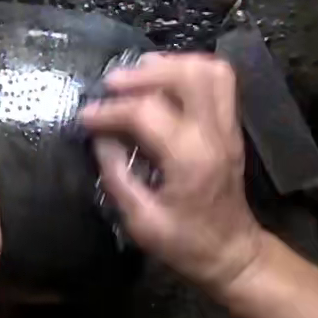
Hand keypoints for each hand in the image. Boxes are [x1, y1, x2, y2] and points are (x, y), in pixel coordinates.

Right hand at [78, 52, 265, 293]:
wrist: (232, 253)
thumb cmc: (185, 243)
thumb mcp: (140, 220)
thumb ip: (117, 175)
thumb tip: (100, 138)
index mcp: (191, 159)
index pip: (147, 112)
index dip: (110, 111)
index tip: (85, 117)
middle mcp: (214, 134)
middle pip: (188, 75)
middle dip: (143, 73)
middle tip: (112, 84)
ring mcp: (228, 127)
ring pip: (210, 70)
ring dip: (170, 65)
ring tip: (137, 76)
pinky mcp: (230, 126)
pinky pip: (218, 81)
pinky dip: (187, 71)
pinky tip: (161, 82)